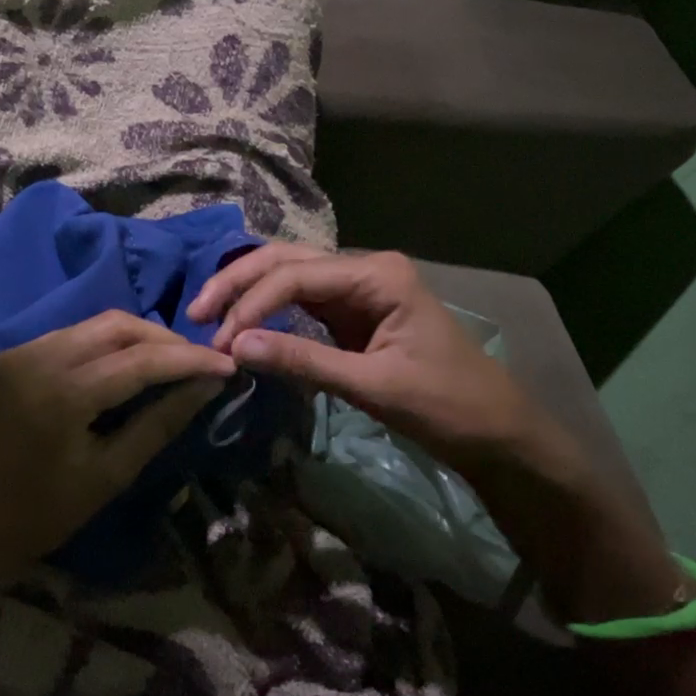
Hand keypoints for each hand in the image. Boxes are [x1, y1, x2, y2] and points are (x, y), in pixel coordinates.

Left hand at [0, 310, 232, 574]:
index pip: (138, 360)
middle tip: (203, 363)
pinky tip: (134, 364)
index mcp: (62, 392)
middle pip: (117, 326)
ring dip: (139, 338)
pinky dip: (109, 344)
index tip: (228, 364)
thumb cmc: (49, 510)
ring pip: (97, 325)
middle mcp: (40, 356)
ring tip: (176, 363)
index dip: (188, 359)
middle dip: (165, 340)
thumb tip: (208, 385)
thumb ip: (161, 422)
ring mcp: (24, 349)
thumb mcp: (113, 472)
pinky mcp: (18, 352)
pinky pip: (76, 335)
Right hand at [188, 246, 570, 479]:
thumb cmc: (448, 407)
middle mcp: (363, 268)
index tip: (219, 341)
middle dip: (237, 284)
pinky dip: (266, 309)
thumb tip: (234, 347)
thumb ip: (303, 361)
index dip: (251, 304)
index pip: (295, 275)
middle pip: (284, 260)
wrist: (499, 434)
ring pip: (287, 274)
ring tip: (208, 316)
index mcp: (377, 274)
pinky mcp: (351, 310)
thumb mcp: (373, 387)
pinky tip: (241, 323)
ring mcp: (357, 287)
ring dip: (246, 292)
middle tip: (195, 314)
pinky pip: (298, 298)